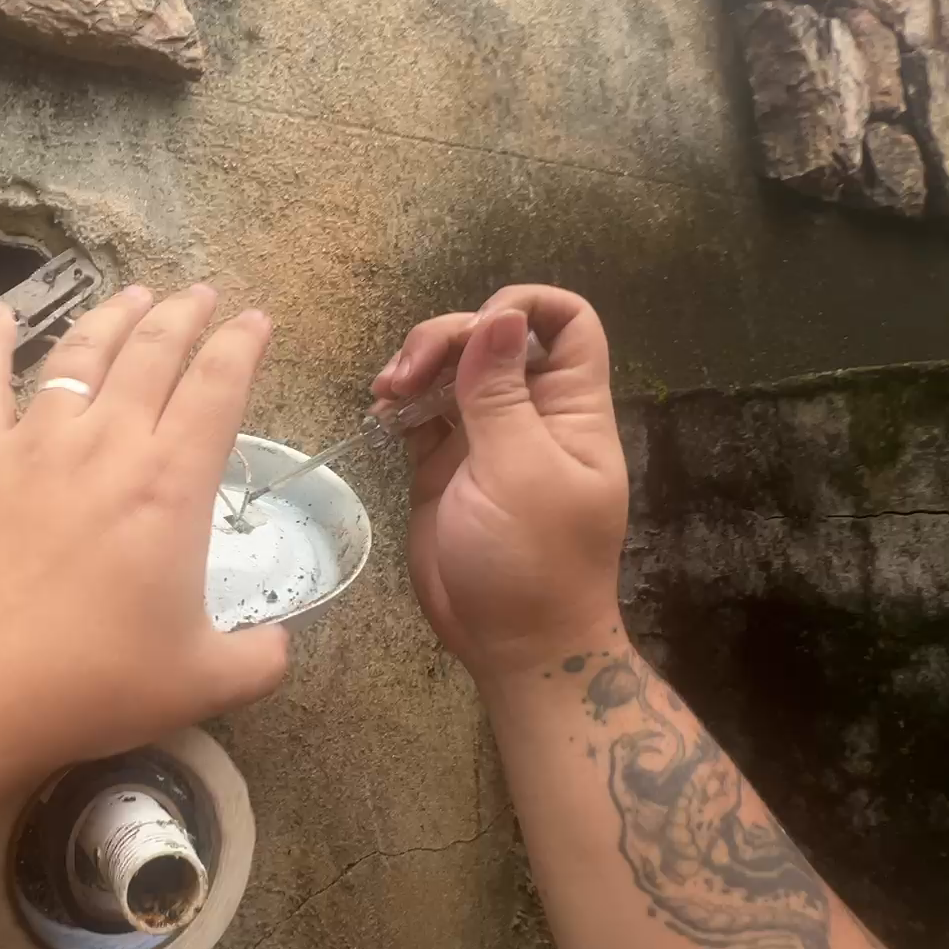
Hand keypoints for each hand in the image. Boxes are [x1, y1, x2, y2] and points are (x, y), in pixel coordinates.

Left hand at [0, 285, 289, 782]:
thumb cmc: (87, 684)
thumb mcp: (200, 683)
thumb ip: (258, 660)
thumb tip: (283, 645)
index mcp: (169, 485)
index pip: (218, 389)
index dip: (242, 347)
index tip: (255, 319)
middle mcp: (105, 445)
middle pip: (152, 354)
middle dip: (183, 316)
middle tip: (200, 293)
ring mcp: (33, 447)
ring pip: (79, 357)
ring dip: (112, 318)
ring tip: (133, 292)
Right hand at [372, 285, 628, 685]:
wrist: (509, 640)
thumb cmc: (530, 561)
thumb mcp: (518, 473)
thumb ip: (500, 396)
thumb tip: (497, 319)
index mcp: (568, 408)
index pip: (565, 323)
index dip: (522, 308)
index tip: (474, 334)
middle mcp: (526, 413)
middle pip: (490, 339)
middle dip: (444, 340)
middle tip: (403, 377)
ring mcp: (481, 439)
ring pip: (449, 372)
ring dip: (414, 369)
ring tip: (384, 395)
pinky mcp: (442, 466)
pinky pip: (420, 415)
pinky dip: (399, 407)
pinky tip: (380, 418)